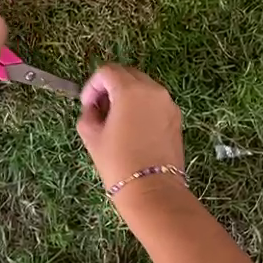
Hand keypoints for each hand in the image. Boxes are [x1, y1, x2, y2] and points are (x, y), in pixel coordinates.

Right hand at [76, 65, 184, 188]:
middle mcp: (153, 89)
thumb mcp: (92, 136)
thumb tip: (95, 108)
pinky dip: (142, 106)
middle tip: (99, 110)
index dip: (92, 85)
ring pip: (143, 87)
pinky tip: (133, 128)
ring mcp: (168, 103)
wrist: (152, 190)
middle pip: (127, 74)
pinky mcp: (176, 117)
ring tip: (116, 120)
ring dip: (126, 96)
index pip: (107, 71)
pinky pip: (155, 102)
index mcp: (130, 90)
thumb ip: (89, 113)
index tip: (87, 105)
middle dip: (110, 87)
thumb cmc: (118, 162)